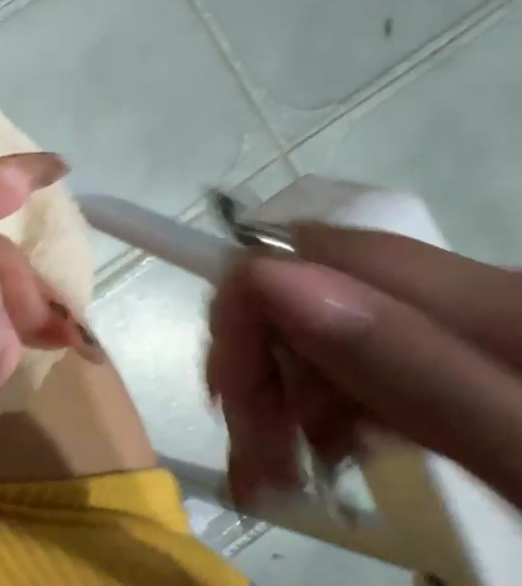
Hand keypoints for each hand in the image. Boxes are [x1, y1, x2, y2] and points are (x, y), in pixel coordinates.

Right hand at [206, 224, 521, 508]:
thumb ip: (420, 373)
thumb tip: (271, 277)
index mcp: (507, 306)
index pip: (319, 253)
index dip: (248, 310)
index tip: (231, 406)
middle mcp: (488, 304)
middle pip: (317, 292)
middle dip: (262, 367)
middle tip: (254, 457)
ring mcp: (487, 342)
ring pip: (331, 332)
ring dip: (282, 396)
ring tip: (279, 471)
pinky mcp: (483, 380)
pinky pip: (371, 369)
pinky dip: (326, 412)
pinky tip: (326, 456)